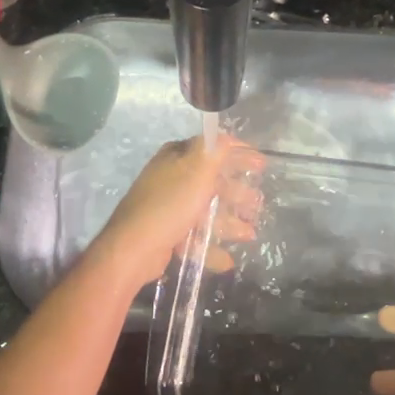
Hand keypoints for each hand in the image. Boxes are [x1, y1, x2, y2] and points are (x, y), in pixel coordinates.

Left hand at [82, 137, 261, 287]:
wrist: (133, 249)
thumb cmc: (170, 204)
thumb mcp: (197, 170)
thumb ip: (214, 150)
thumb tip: (225, 134)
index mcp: (177, 157)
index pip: (212, 148)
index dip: (238, 155)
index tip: (261, 165)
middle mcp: (172, 178)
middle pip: (212, 182)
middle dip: (236, 193)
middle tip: (258, 203)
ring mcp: (168, 206)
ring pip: (205, 211)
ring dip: (229, 222)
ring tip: (249, 234)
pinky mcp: (166, 232)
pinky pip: (195, 236)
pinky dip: (211, 247)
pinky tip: (228, 260)